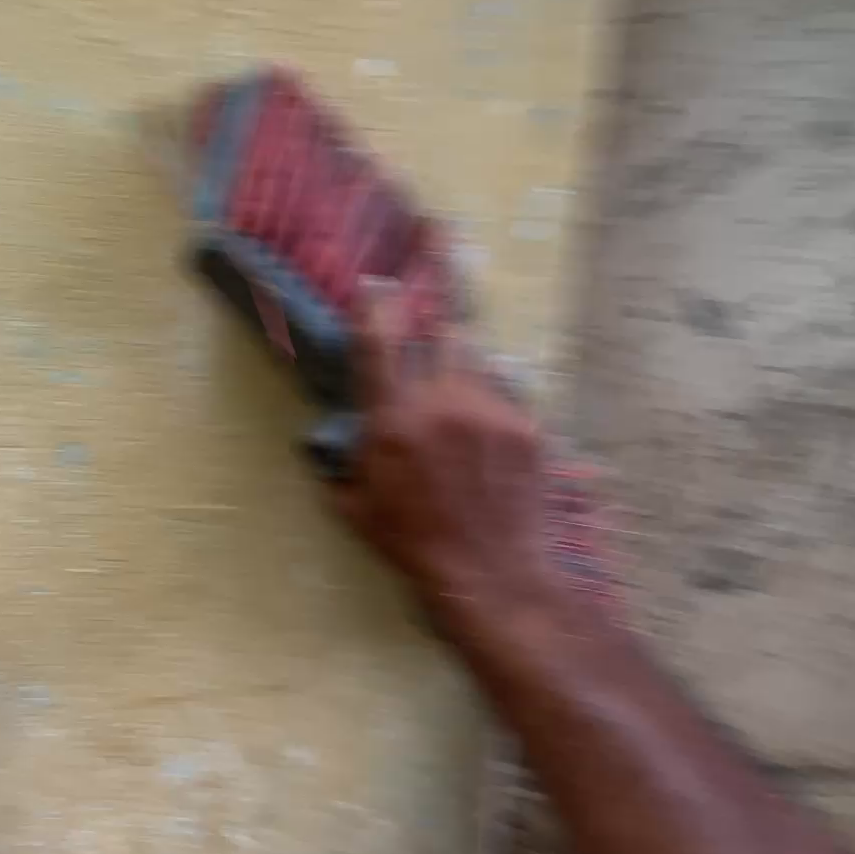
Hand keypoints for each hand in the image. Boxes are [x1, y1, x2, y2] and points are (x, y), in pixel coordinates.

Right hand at [331, 284, 559, 620]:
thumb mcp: (354, 505)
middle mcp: (442, 403)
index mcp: (393, 421)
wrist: (490, 570)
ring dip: (458, 359)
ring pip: (475, 357)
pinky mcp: (525, 426)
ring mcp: (490, 411)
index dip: (375, 307)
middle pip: (440, 333)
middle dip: (431, 319)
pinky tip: (482, 426)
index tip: (375, 282)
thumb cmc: (409, 539)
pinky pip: (503, 390)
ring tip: (454, 382)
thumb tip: (329, 449)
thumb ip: (341, 466)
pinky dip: (486, 396)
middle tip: (428, 314)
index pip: (380, 345)